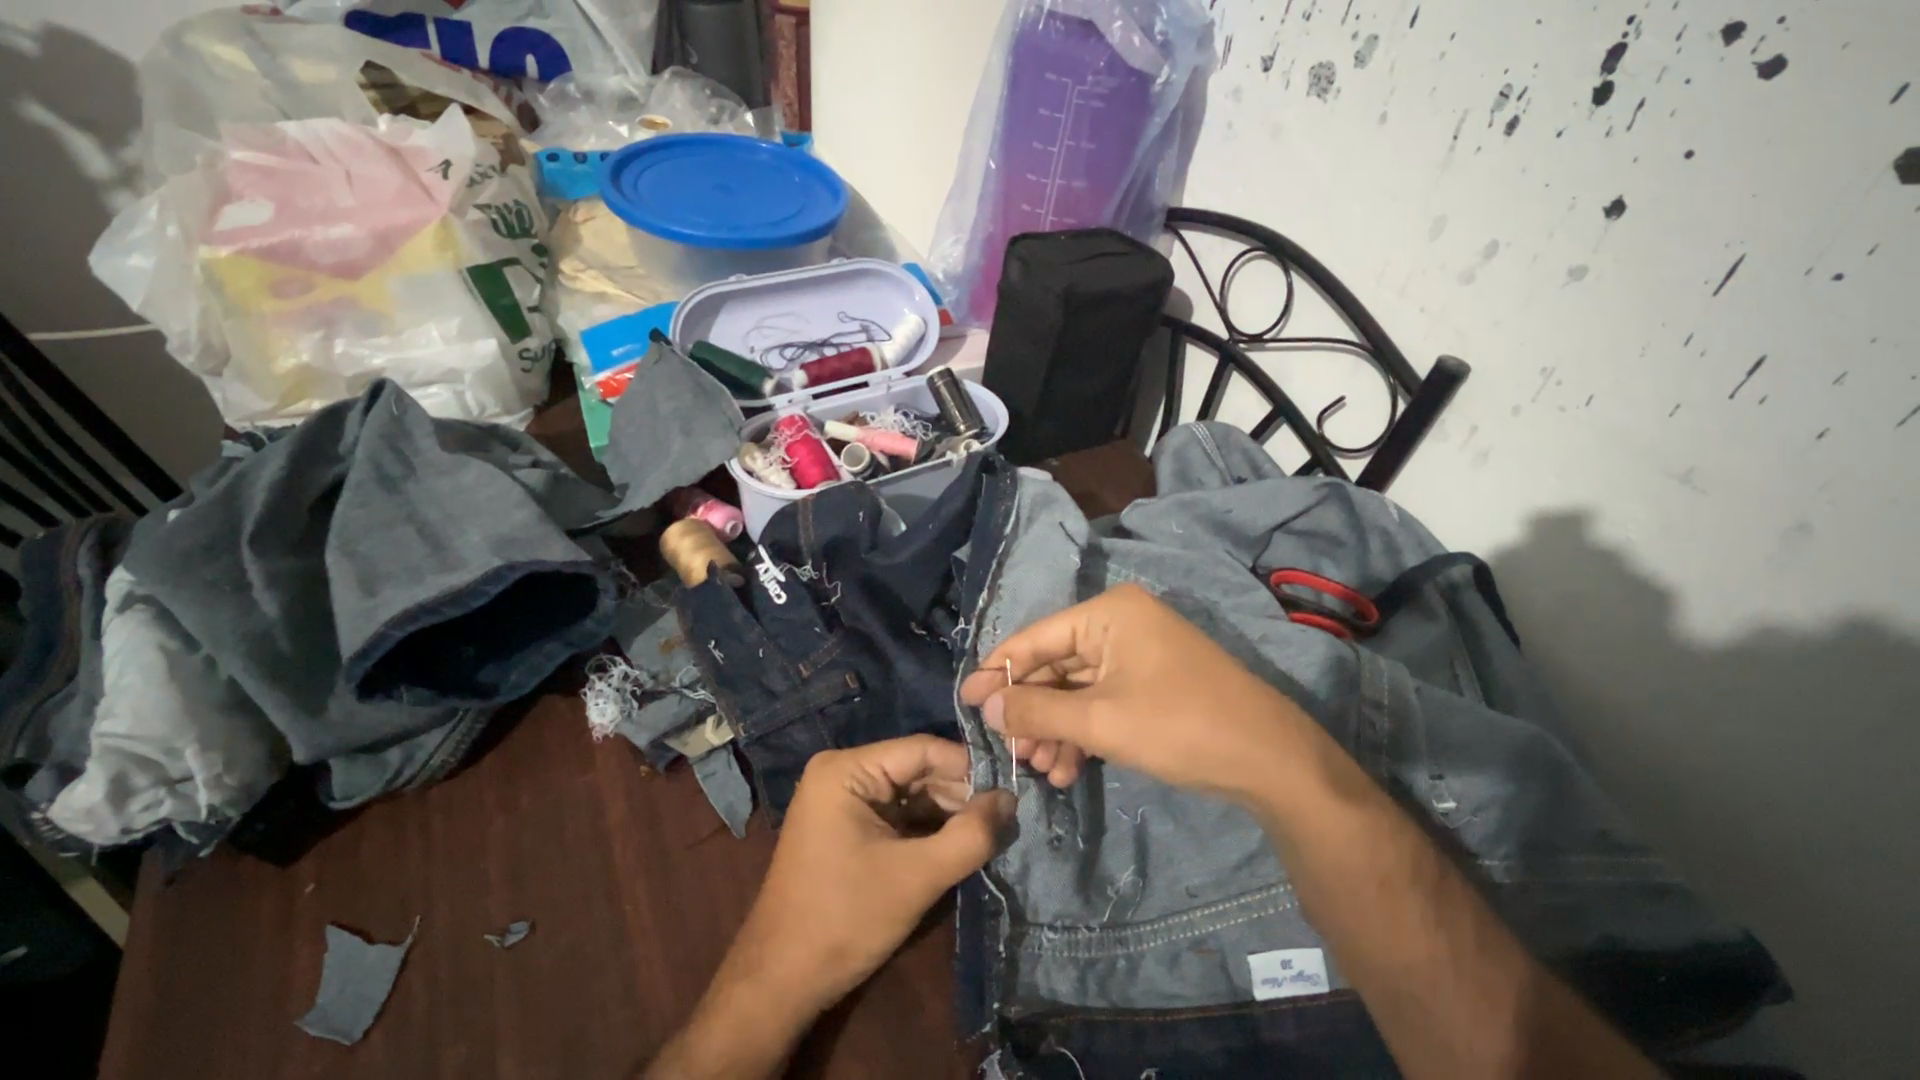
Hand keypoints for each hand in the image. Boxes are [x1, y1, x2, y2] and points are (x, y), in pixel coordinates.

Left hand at [647, 737, 1012, 1077]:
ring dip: (950, 815)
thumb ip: (971, 835)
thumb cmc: (845, 919)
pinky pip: (899, 816)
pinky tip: (964, 845)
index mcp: (847, 769)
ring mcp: (843, 801)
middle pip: (919, 770)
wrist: (782, 980)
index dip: (971, 768)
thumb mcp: (918, 876)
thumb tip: (1011, 798)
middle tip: (1010, 817)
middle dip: (963, 794)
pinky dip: (930, 830)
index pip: (924, 750)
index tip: (1015, 789)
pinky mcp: (848, 829)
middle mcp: (842, 773)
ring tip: (994, 833)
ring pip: (913, 794)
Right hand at [958, 584, 1323, 802]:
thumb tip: (985, 704)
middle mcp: (1121, 623)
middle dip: (1032, 712)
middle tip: (1012, 754)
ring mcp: (1139, 654)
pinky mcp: (1152, 685)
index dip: (996, 672)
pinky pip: (1102, 703)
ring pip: (1076, 690)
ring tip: (1043, 772)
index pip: (1034, 638)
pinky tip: (1069, 770)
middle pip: (1054, 666)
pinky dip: (1083, 733)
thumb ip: (1035, 709)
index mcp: (1108, 612)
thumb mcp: (1099, 720)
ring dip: (1055, 730)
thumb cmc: (1179, 726)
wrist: (1269, 759)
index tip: (965, 705)